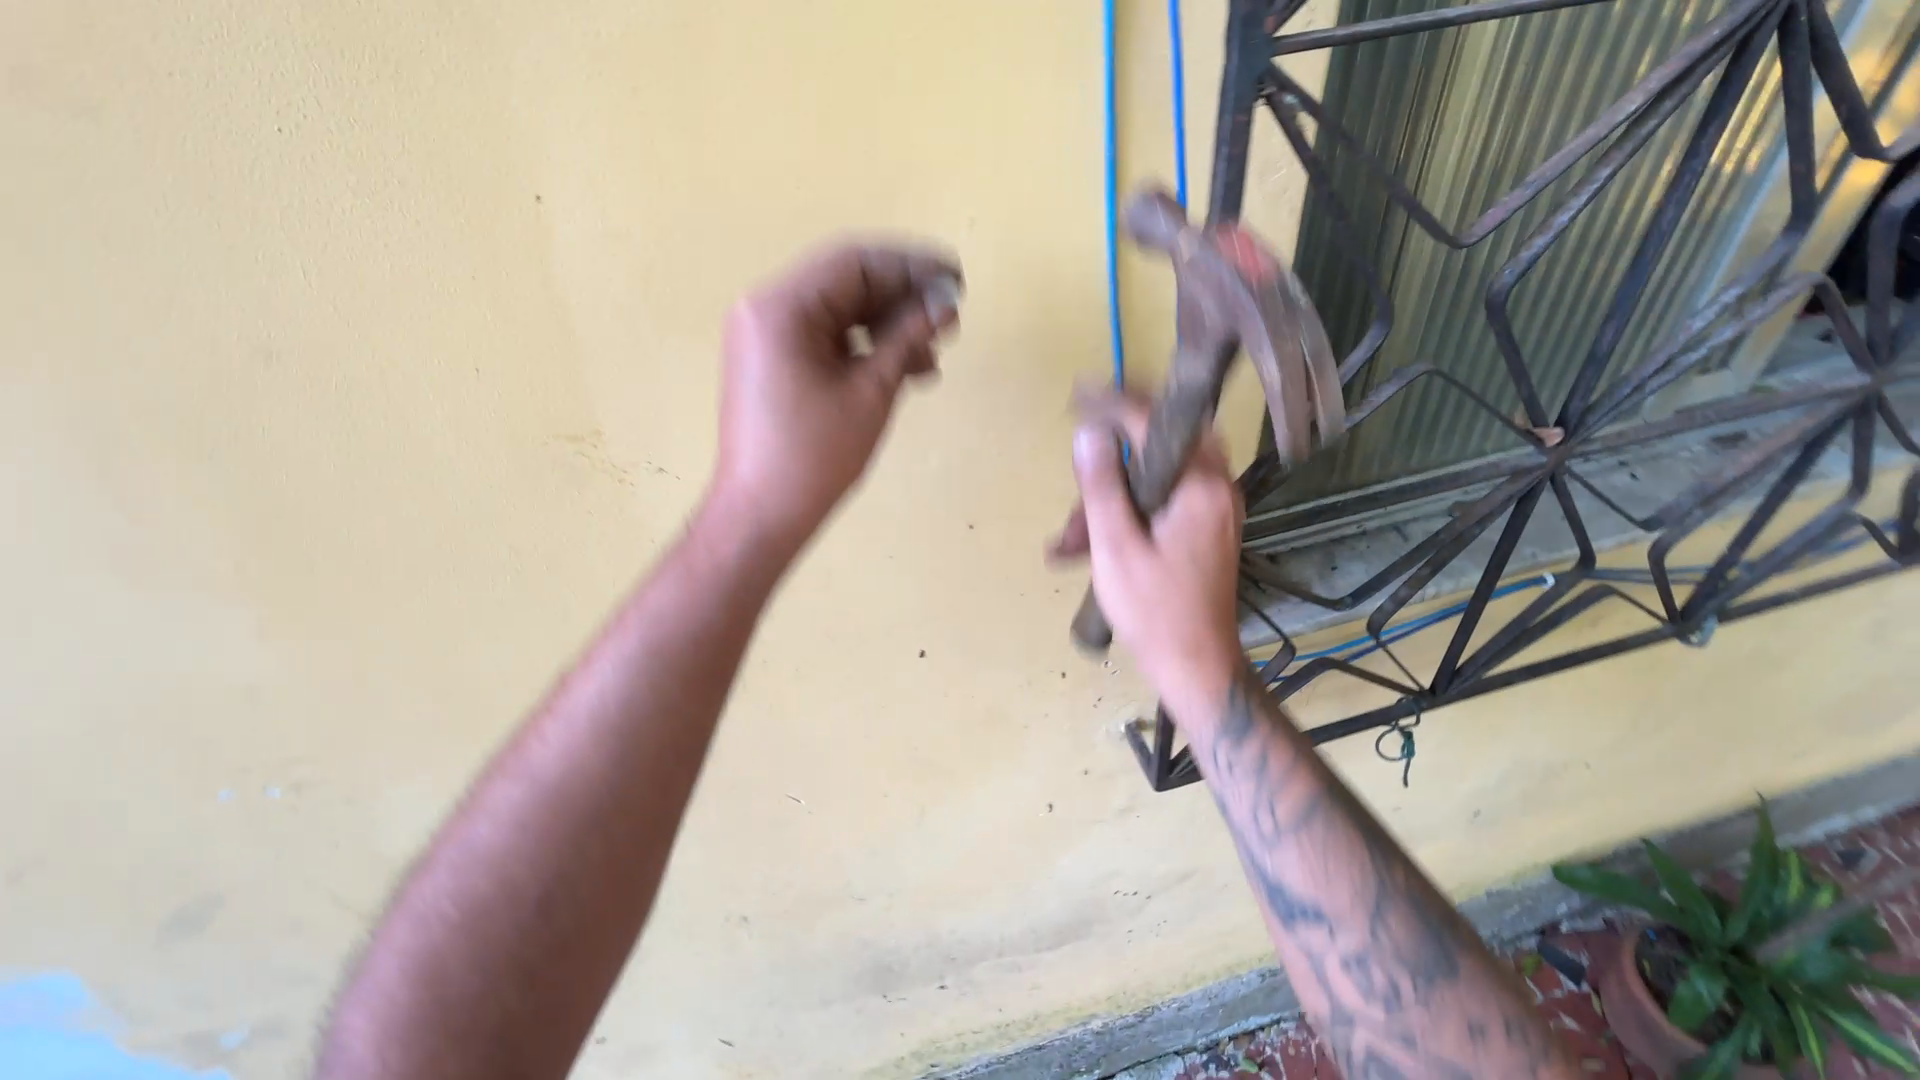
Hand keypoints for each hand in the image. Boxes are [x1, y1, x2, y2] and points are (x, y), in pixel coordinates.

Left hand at [709, 241, 962, 547]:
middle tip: (950, 320)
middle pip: (847, 284)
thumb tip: (945, 300)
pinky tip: (905, 371)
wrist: (763, 514)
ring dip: (889, 328)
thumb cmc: (816, 454)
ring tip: (932, 357)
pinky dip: (865, 349)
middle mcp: (766, 309)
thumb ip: (908, 335)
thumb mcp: (871, 389)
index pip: (855, 263)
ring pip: (841, 313)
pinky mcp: (774, 363)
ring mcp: (767, 337)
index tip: (957, 281)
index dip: (912, 267)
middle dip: (902, 300)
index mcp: (781, 305)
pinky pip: (827, 340)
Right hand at [1056, 393, 1245, 719]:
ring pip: (1155, 478)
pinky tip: (1089, 547)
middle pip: (1160, 444)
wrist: (1196, 666)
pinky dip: (1127, 515)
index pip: (1156, 422)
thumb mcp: (1116, 547)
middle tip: (1079, 473)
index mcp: (1200, 486)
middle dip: (1112, 459)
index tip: (1080, 395)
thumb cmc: (1155, 611)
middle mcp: (1215, 489)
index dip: (1115, 404)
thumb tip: (1088, 432)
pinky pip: (1162, 503)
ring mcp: (1212, 511)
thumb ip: (1102, 486)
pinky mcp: (1204, 531)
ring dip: (1110, 500)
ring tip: (1068, 542)